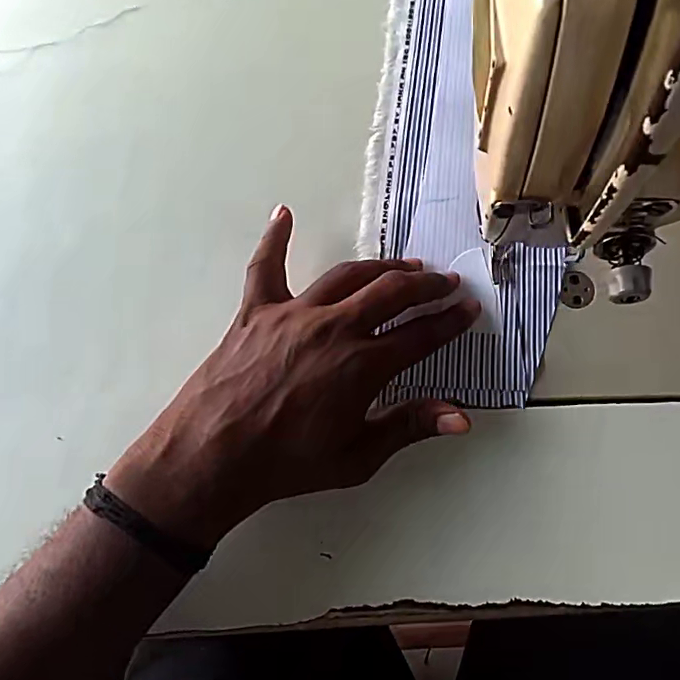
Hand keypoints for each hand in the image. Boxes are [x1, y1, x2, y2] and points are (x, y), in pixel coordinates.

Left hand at [107, 206, 480, 545]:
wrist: (212, 458)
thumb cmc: (284, 463)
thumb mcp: (359, 456)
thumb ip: (411, 426)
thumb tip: (460, 417)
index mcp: (363, 366)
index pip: (421, 335)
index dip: (450, 320)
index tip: (467, 308)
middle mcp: (334, 330)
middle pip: (393, 293)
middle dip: (427, 285)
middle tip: (445, 282)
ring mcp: (294, 315)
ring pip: (348, 275)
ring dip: (381, 267)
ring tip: (403, 265)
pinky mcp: (257, 312)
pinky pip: (267, 266)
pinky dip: (275, 239)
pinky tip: (284, 216)